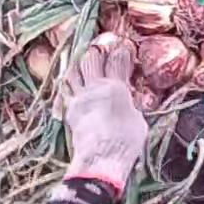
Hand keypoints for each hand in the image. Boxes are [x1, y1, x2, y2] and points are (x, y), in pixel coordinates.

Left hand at [60, 38, 146, 191]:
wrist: (100, 158)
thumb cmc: (126, 142)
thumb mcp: (138, 121)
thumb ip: (131, 106)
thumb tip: (128, 103)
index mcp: (116, 88)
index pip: (117, 61)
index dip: (120, 50)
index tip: (122, 45)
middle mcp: (95, 88)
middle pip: (91, 59)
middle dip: (96, 50)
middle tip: (100, 47)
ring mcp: (78, 98)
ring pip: (73, 71)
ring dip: (77, 63)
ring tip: (82, 61)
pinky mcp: (68, 111)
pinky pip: (64, 90)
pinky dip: (67, 83)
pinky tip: (69, 83)